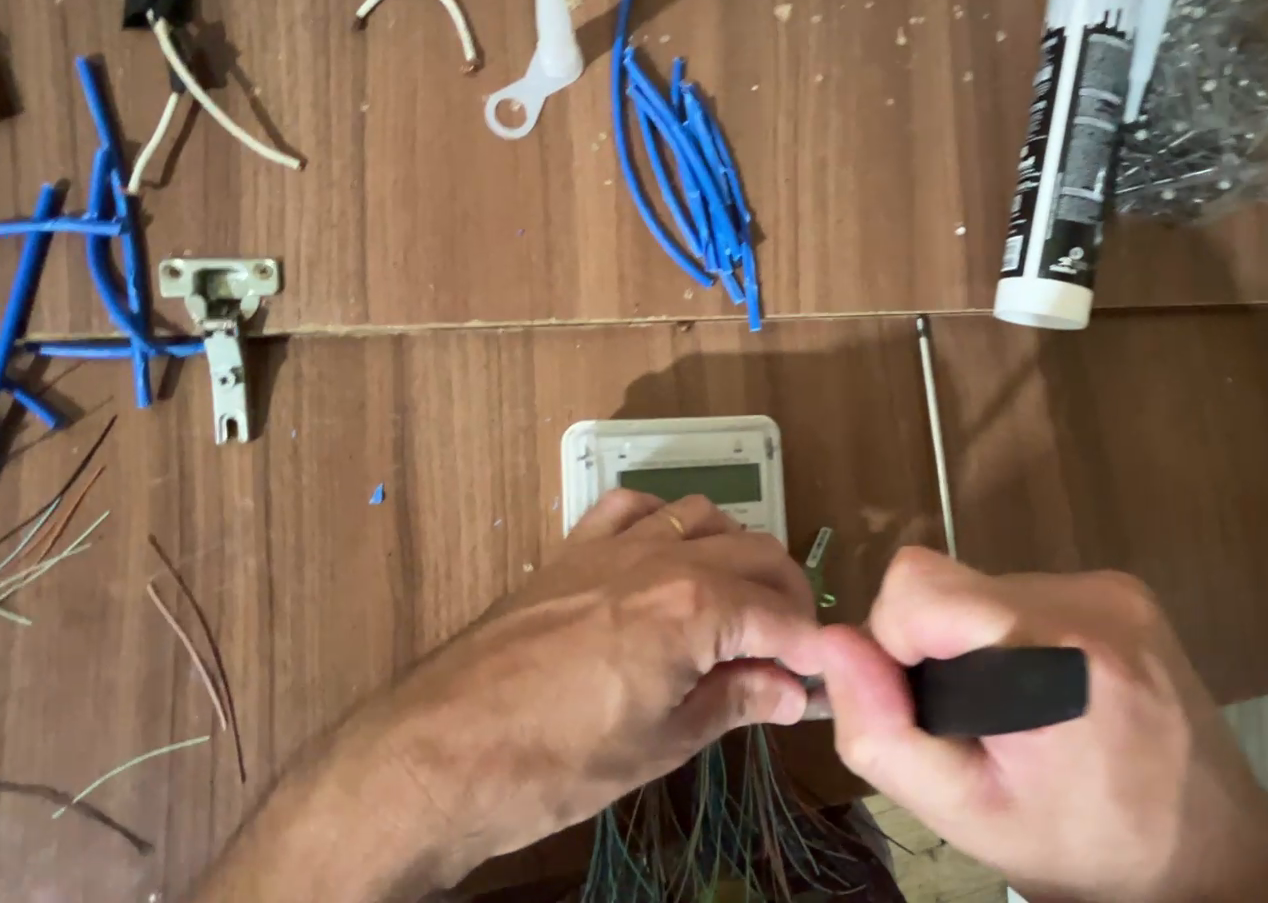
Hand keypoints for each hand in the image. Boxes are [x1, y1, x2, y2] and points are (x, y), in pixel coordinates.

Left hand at [370, 489, 823, 863]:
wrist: (441, 752)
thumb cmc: (557, 763)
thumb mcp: (662, 743)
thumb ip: (736, 700)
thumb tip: (794, 692)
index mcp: (695, 608)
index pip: (782, 615)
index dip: (813, 647)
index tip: (826, 675)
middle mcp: (665, 556)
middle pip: (757, 554)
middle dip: (789, 597)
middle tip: (792, 648)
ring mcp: (615, 544)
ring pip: (706, 517)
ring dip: (737, 553)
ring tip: (739, 602)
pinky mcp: (573, 548)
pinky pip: (633, 505)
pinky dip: (666, 520)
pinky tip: (668, 553)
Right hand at [819, 548, 1267, 902]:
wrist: (1215, 851)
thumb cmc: (1082, 845)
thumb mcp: (967, 817)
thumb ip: (883, 734)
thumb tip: (834, 642)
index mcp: (1052, 656)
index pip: (916, 583)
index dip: (896, 641)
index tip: (928, 704)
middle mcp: (1088, 598)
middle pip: (946, 582)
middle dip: (934, 646)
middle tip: (977, 722)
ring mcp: (1111, 585)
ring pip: (980, 586)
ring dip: (973, 642)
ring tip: (1018, 712)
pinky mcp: (1121, 586)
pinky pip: (1022, 589)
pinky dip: (1010, 634)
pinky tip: (1047, 690)